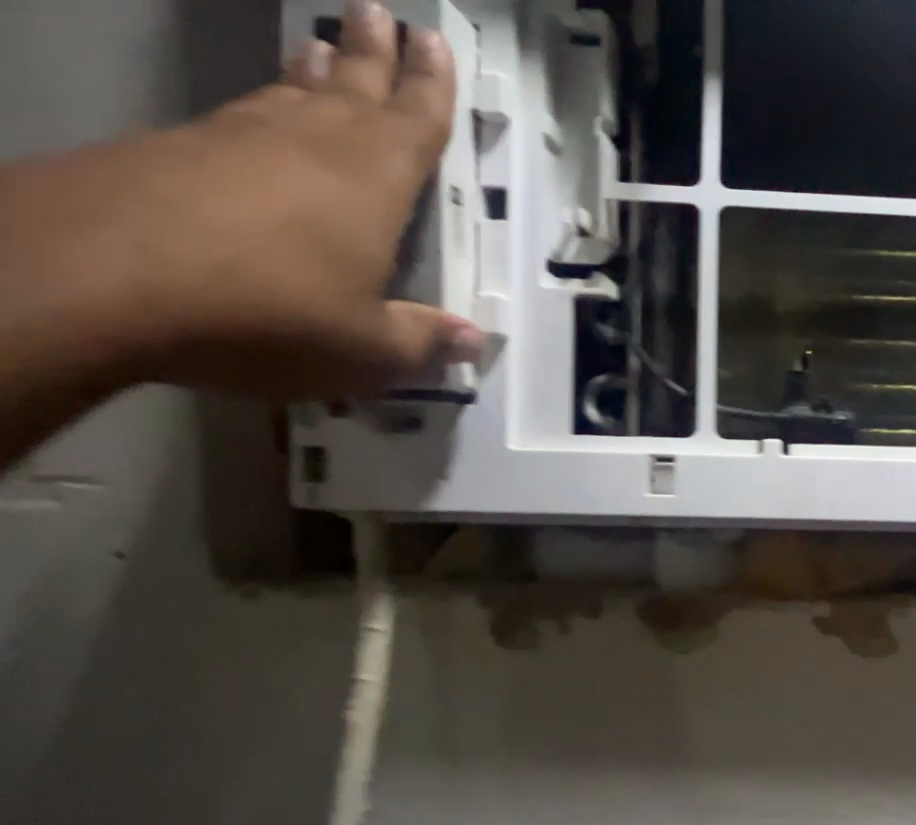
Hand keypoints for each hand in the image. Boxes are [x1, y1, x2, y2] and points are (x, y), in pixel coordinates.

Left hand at [0, 0, 480, 399]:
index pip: (414, 121)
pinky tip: (258, 115)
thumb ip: (420, 342)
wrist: (93, 278)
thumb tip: (473, 339)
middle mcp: (309, 145)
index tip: (434, 42)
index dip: (430, 84)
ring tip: (321, 47)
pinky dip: (260, 105)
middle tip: (382, 13)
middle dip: (372, 52)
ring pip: (289, 93)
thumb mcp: (364, 351)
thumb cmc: (267, 313)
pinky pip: (237, 117)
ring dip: (313, 70)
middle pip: (351, 86)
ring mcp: (233, 140)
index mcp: (372, 183)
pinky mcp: (169, 151)